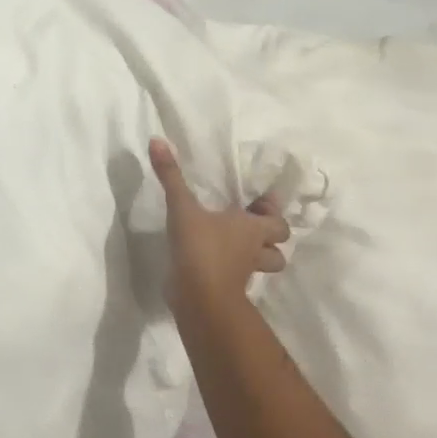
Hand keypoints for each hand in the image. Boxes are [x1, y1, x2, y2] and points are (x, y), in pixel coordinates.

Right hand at [149, 137, 290, 318]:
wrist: (198, 297)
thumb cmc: (200, 246)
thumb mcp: (181, 206)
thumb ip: (170, 175)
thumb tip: (158, 140)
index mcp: (251, 229)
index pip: (278, 222)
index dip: (273, 213)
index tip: (261, 202)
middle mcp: (253, 251)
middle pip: (277, 247)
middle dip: (268, 237)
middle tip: (248, 222)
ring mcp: (243, 273)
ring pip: (263, 265)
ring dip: (256, 256)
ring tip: (235, 243)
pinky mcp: (229, 289)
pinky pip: (239, 277)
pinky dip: (233, 270)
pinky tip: (214, 260)